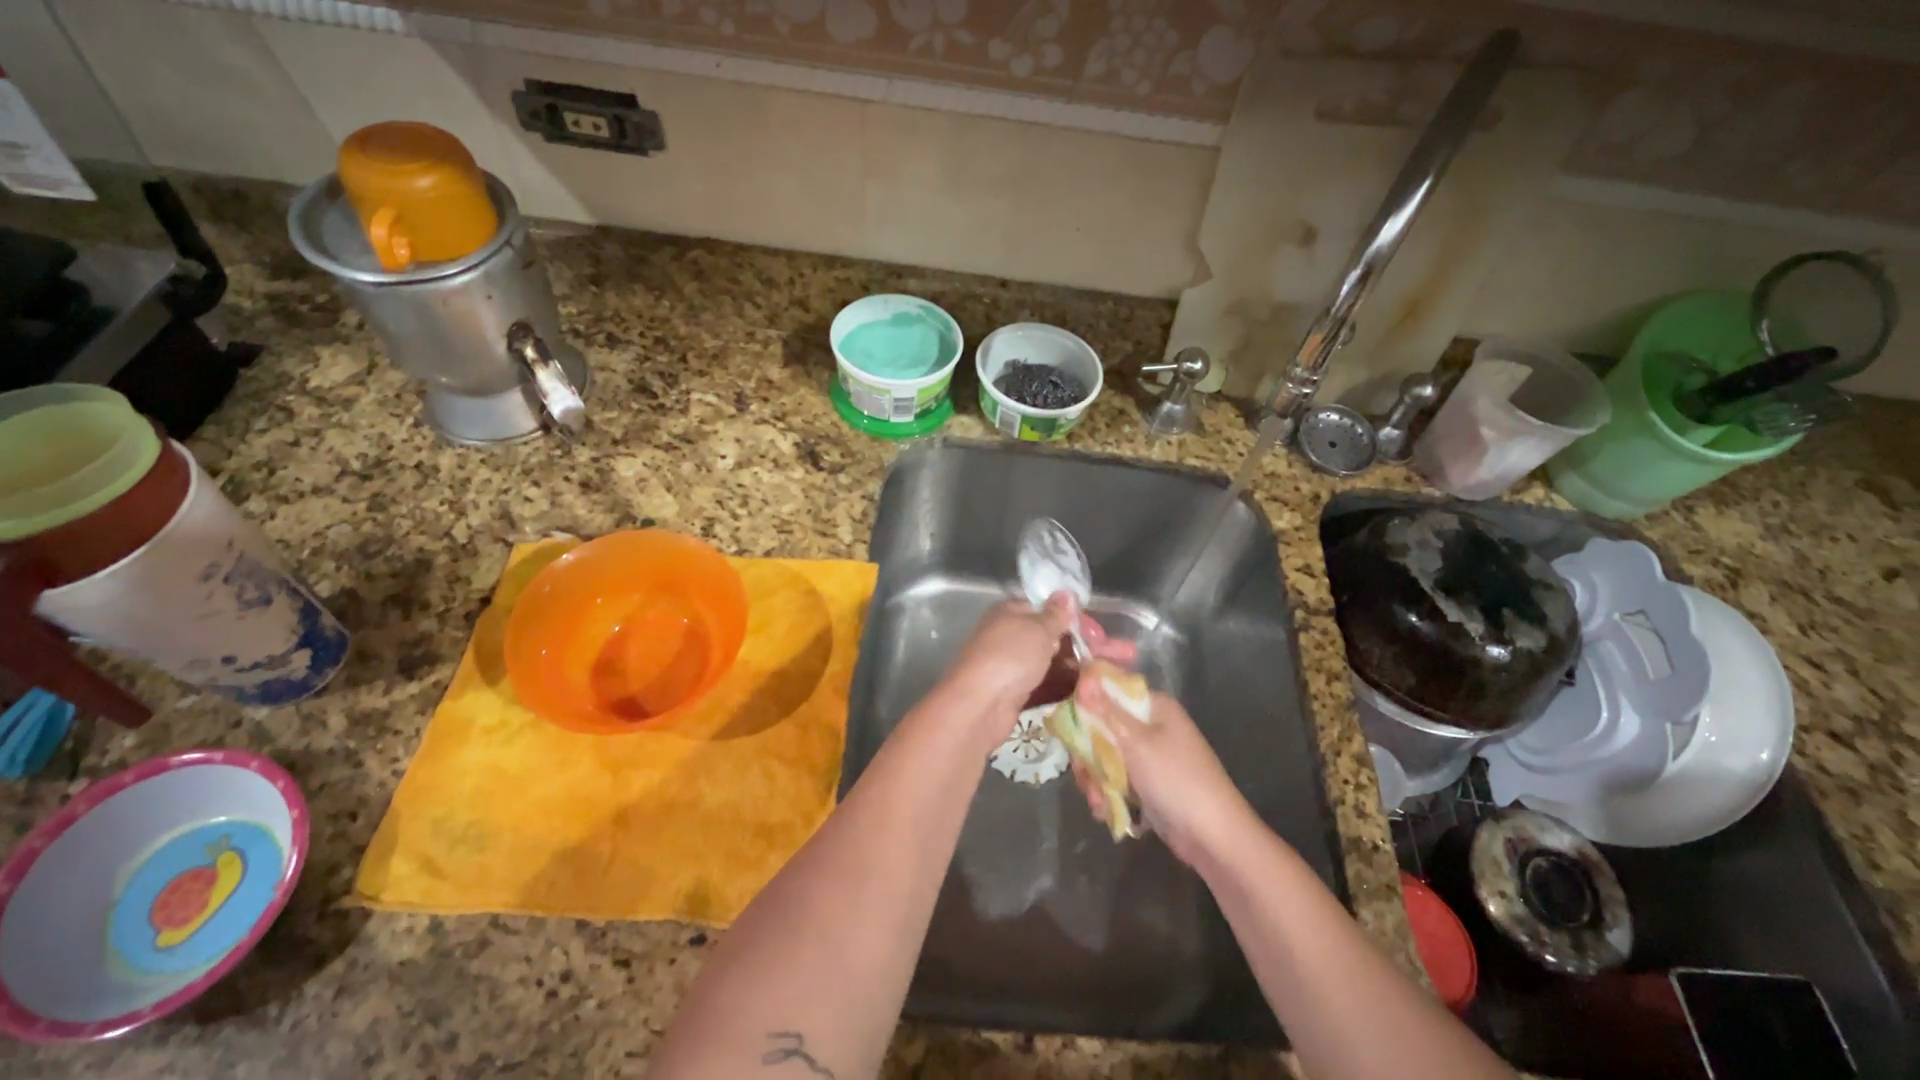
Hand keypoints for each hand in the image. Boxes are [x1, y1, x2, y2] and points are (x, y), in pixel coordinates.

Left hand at [944, 593, 1132, 736]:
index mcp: (1013, 614)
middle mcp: (1012, 637)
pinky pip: (1049, 686)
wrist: (978, 706)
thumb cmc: (1009, 657)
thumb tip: (1065, 593)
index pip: (1052, 611)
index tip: (1105, 636)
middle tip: (1125, 657)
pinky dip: (1069, 688)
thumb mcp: (1037, 629)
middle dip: (1091, 648)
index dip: (1080, 622)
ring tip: (1117, 679)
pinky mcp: (1018, 694)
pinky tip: (1095, 695)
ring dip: (1085, 670)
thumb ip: (1055, 615)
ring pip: (1056, 665)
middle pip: (1058, 639)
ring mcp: (1015, 668)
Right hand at [1070, 681, 1257, 867]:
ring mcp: (1150, 756)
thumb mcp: (1136, 742)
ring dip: (1095, 778)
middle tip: (1084, 775)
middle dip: (1087, 753)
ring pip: (1105, 756)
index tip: (1067, 727)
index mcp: (1154, 707)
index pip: (1110, 691)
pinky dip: (1108, 793)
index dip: (1085, 705)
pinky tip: (1105, 811)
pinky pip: (1117, 779)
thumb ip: (1106, 711)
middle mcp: (1151, 726)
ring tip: (1098, 801)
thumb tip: (1085, 676)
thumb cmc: (1175, 779)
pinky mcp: (1148, 783)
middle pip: (1102, 727)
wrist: (1211, 834)